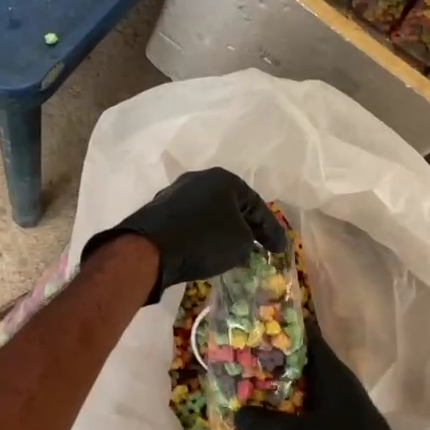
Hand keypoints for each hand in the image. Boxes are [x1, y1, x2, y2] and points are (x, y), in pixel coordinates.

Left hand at [82, 167, 288, 305]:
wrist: (150, 248)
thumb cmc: (204, 240)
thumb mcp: (240, 244)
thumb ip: (249, 240)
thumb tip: (242, 241)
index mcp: (224, 179)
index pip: (256, 205)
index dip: (271, 230)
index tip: (279, 250)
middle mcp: (199, 179)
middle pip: (231, 204)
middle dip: (246, 226)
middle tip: (259, 246)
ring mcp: (176, 192)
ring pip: (209, 211)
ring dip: (223, 229)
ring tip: (234, 249)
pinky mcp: (159, 209)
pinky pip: (190, 220)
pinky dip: (202, 233)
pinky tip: (206, 248)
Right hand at [235, 324, 427, 429]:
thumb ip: (270, 425)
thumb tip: (235, 415)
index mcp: (332, 372)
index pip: (306, 335)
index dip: (280, 325)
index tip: (251, 321)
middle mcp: (333, 381)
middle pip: (298, 359)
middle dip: (270, 356)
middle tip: (236, 353)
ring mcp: (334, 403)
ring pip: (299, 383)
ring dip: (275, 383)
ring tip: (242, 381)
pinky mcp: (333, 424)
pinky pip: (303, 405)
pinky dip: (284, 406)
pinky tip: (263, 414)